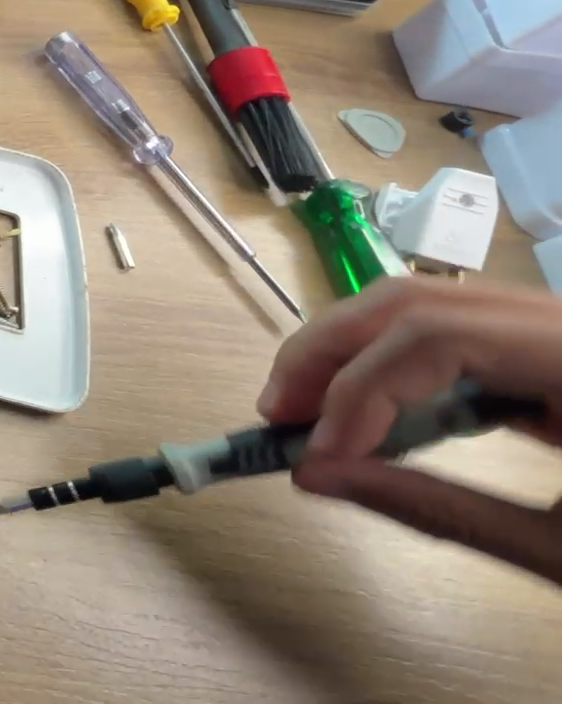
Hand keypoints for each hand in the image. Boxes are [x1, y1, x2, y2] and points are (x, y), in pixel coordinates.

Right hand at [256, 276, 561, 582]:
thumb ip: (438, 508)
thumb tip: (314, 479)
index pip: (435, 341)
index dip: (359, 394)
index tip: (317, 456)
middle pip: (412, 303)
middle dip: (327, 355)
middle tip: (277, 412)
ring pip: (423, 305)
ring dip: (348, 352)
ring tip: (308, 405)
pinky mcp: (560, 350)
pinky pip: (455, 333)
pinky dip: (394, 365)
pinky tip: (376, 409)